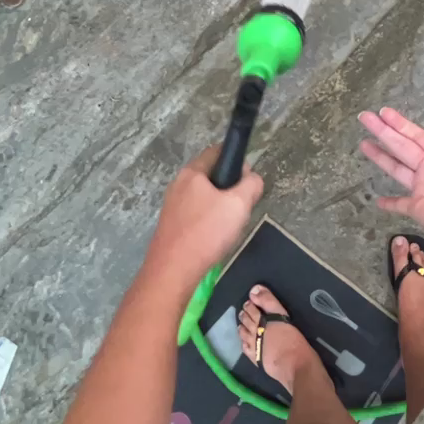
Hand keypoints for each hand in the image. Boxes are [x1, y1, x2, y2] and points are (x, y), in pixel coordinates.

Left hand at [147, 145, 263, 284]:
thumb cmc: (206, 232)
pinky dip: (208, 221)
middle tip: (242, 206)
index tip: (248, 180)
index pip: (217, 151)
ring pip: (205, 197)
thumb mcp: (240, 204)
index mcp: (192, 173)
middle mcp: (178, 184)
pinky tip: (214, 238)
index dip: (236, 160)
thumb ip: (252, 184)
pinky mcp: (171, 225)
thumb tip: (252, 178)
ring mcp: (172, 206)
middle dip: (231, 188)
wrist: (173, 271)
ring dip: (221, 207)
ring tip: (230, 226)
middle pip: (212, 176)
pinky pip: (196, 214)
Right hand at [358, 83, 423, 256]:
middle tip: (364, 117)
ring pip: (395, 168)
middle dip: (382, 131)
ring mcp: (423, 189)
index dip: (399, 122)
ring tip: (362, 143)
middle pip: (401, 145)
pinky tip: (376, 200)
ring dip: (380, 157)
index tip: (384, 111)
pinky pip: (399, 204)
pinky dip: (388, 203)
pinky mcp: (417, 208)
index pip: (416, 134)